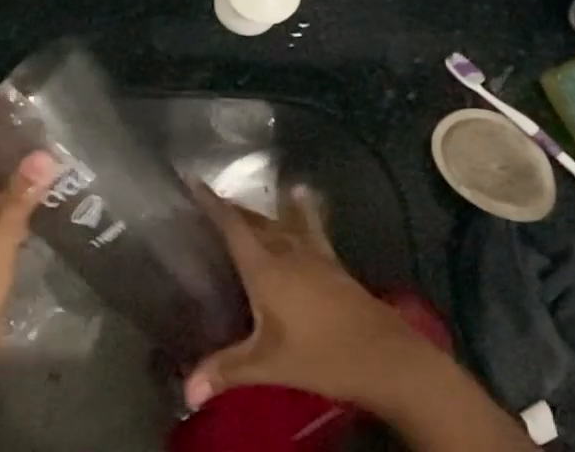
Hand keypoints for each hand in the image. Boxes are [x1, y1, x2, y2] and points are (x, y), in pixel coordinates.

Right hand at [185, 184, 439, 409]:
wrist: (387, 358)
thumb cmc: (322, 356)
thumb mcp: (268, 365)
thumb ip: (226, 371)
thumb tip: (187, 393)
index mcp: (265, 267)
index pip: (232, 226)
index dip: (212, 203)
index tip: (195, 180)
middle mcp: (289, 253)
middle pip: (258, 221)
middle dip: (236, 208)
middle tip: (217, 197)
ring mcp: (317, 259)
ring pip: (290, 224)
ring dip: (278, 209)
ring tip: (283, 188)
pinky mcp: (338, 269)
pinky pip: (314, 234)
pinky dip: (307, 219)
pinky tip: (312, 220)